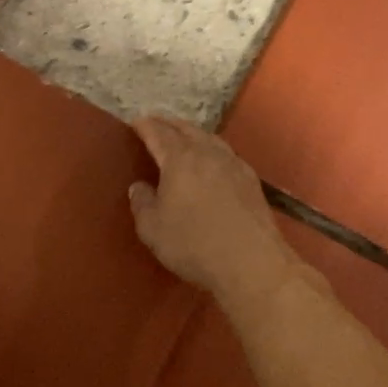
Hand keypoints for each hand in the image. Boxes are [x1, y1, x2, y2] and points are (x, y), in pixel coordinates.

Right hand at [130, 116, 303, 304]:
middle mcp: (207, 154)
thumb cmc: (194, 244)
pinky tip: (213, 161)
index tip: (135, 122)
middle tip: (156, 123)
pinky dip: (213, 149)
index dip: (145, 126)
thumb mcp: (152, 228)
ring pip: (209, 138)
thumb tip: (139, 186)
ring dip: (193, 133)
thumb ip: (142, 203)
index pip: (158, 133)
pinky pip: (227, 154)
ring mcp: (233, 165)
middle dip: (168, 124)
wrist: (252, 264)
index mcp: (179, 159)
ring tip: (183, 137)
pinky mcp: (251, 181)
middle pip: (186, 129)